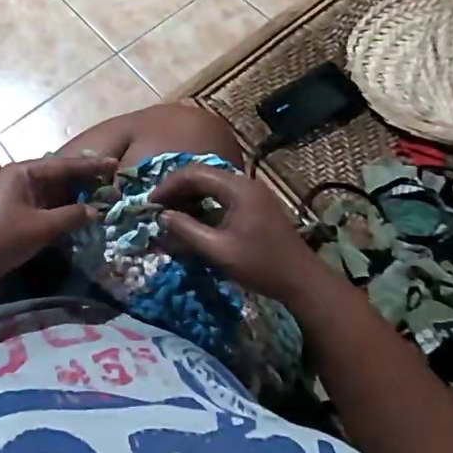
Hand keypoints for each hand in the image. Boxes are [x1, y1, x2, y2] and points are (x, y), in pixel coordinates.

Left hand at [0, 155, 117, 280]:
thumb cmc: (0, 238)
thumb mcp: (40, 227)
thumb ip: (71, 216)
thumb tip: (94, 210)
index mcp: (23, 172)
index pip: (64, 165)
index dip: (91, 166)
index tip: (115, 165)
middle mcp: (18, 179)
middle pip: (58, 177)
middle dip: (84, 182)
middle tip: (112, 184)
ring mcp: (14, 198)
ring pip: (51, 194)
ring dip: (74, 199)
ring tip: (101, 200)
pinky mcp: (12, 216)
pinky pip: (43, 208)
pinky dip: (61, 212)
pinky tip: (78, 218)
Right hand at [149, 165, 324, 301]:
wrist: (302, 279)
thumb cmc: (261, 266)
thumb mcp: (219, 251)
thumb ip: (188, 231)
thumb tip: (162, 216)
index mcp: (237, 188)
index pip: (194, 173)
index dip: (169, 185)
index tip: (150, 202)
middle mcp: (245, 183)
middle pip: (202, 174)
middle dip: (177, 189)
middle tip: (157, 208)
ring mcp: (252, 192)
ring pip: (212, 183)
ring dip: (190, 195)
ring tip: (171, 214)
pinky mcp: (255, 204)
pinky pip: (223, 194)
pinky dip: (205, 203)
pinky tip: (194, 219)